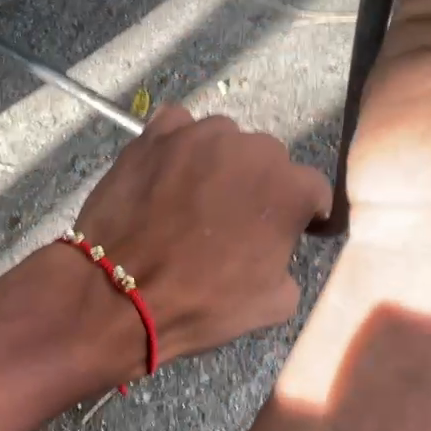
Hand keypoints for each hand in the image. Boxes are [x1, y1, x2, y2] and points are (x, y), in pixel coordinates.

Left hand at [74, 107, 330, 362]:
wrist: (118, 293)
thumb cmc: (201, 303)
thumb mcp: (274, 303)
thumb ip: (288, 263)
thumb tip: (275, 248)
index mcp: (290, 188)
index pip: (313, 192)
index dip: (302, 216)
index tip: (288, 233)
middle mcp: (252, 149)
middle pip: (267, 160)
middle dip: (257, 187)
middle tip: (231, 221)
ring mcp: (199, 136)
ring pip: (223, 139)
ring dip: (217, 162)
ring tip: (193, 196)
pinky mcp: (154, 135)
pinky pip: (177, 126)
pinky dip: (177, 144)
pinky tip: (166, 171)